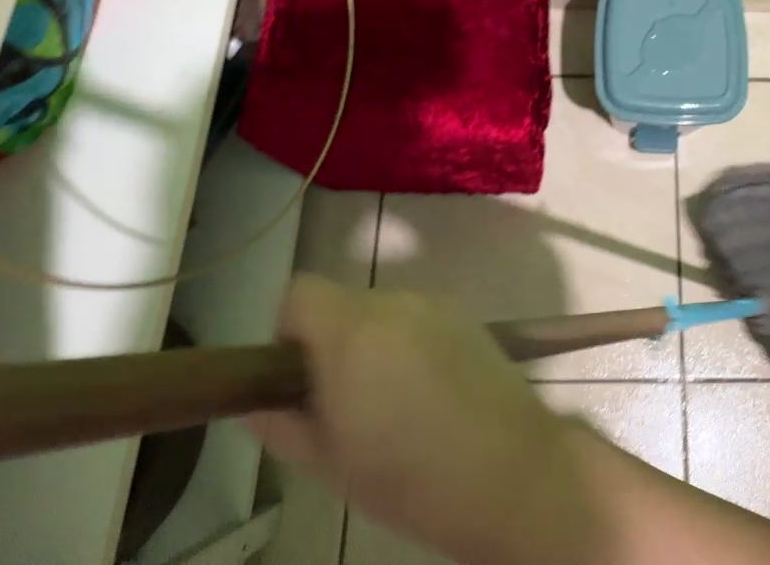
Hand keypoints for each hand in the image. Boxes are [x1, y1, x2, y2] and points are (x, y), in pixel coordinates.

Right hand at [248, 275, 598, 563]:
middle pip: (344, 304)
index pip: (298, 292)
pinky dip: (411, 347)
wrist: (510, 472)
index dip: (288, 332)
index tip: (298, 379)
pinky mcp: (470, 321)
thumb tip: (258, 405)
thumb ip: (283, 425)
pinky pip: (420, 323)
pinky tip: (431, 397)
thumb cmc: (407, 476)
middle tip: (345, 403)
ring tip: (394, 406)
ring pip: (384, 315)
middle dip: (333, 344)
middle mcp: (395, 303)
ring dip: (374, 346)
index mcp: (352, 330)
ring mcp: (438, 307)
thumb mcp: (328, 463)